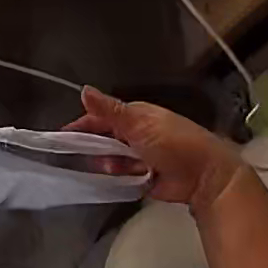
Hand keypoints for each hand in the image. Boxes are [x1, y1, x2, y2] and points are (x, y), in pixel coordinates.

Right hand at [67, 87, 250, 209]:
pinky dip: (120, 176)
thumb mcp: (138, 123)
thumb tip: (83, 90)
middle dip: (96, 146)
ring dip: (109, 163)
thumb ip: (109, 110)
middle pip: (105, 138)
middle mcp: (137, 133)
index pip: (102, 117)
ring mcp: (141, 154)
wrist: (204, 175)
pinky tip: (123, 177)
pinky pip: (123, 174)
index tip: (64, 135)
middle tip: (85, 154)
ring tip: (114, 167)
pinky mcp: (144, 175)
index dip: (83, 125)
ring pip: (112, 157)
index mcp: (136, 115)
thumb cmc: (173, 143)